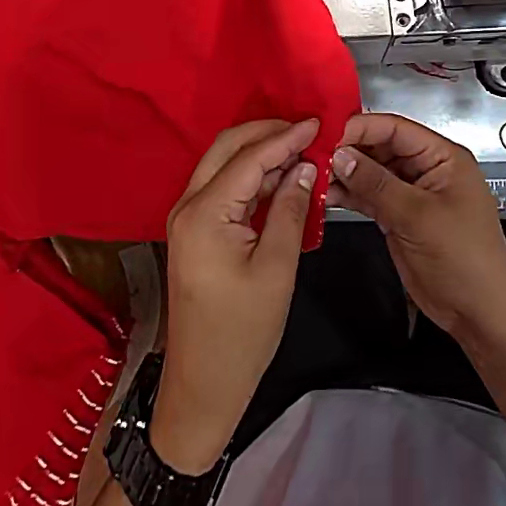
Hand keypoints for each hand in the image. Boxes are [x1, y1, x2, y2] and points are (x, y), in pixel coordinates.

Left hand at [152, 119, 317, 473]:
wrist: (203, 384)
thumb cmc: (242, 332)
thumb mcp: (277, 268)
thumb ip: (291, 209)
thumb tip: (305, 167)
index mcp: (204, 213)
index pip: (249, 158)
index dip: (285, 137)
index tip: (318, 122)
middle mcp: (188, 206)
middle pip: (227, 149)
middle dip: (267, 133)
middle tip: (308, 131)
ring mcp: (188, 218)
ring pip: (224, 166)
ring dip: (261, 154)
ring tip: (302, 149)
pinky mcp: (195, 231)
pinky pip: (224, 189)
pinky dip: (253, 178)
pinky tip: (282, 178)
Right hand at [329, 113, 505, 343]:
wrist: (479, 313)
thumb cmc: (469, 262)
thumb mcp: (418, 216)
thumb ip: (376, 184)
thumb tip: (343, 156)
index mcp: (443, 158)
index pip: (395, 128)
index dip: (361, 127)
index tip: (329, 132)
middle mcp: (426, 170)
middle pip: (380, 147)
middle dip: (347, 150)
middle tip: (315, 154)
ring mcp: (411, 194)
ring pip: (370, 172)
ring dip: (344, 173)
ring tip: (314, 175)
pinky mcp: (398, 216)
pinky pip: (368, 196)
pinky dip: (348, 195)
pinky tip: (326, 195)